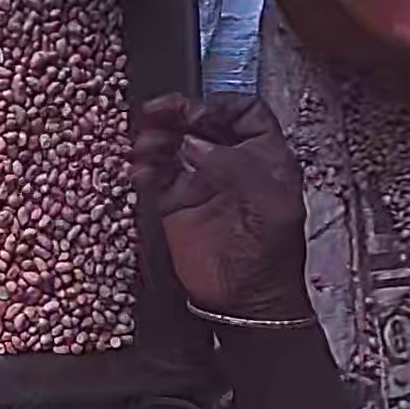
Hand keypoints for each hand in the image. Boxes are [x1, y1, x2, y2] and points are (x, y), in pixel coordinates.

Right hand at [132, 92, 308, 319]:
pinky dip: (143, 169)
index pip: (243, 113)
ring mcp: (199, 182)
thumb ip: (236, 167)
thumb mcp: (270, 206)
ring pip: (173, 144)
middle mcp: (228, 163)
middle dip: (177, 113)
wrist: (243, 303)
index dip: (219, 105)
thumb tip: (193, 141)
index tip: (196, 113)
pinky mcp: (173, 203)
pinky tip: (138, 171)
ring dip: (155, 138)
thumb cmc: (268, 255)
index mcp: (262, 157)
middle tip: (154, 112)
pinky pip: (154, 176)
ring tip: (142, 144)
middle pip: (201, 123)